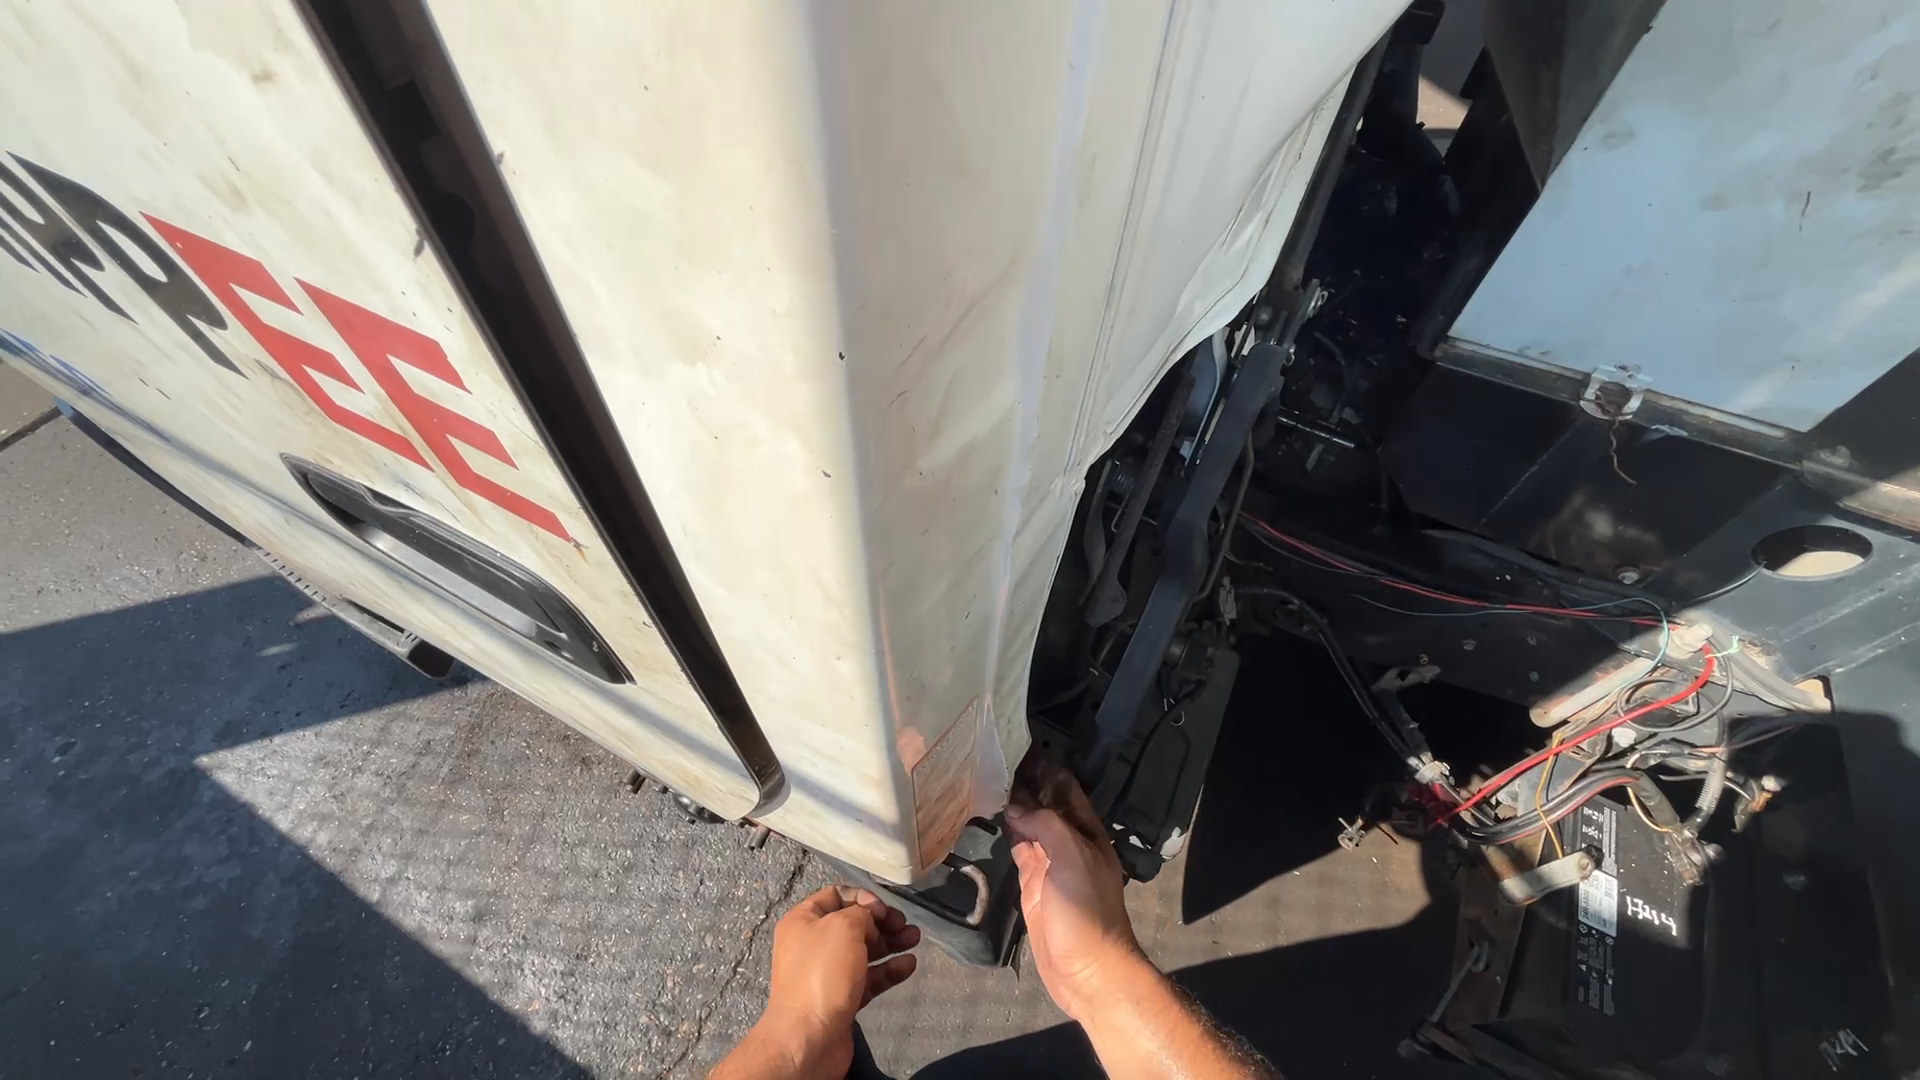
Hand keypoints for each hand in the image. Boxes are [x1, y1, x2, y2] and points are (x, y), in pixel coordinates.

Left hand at [718, 885, 918, 1079]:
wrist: (808, 1040)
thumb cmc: (822, 973)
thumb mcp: (843, 927)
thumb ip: (862, 914)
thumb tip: (870, 921)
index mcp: (803, 921)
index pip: (836, 895)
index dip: (862, 897)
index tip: (882, 908)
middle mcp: (814, 944)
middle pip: (854, 924)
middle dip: (882, 922)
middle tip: (903, 924)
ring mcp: (828, 974)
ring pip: (865, 951)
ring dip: (891, 944)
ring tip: (915, 938)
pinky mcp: (842, 999)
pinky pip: (869, 978)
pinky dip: (888, 970)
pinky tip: (908, 965)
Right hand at [1004, 761, 1151, 1021]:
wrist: (1086, 968)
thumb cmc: (1086, 908)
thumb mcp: (1072, 856)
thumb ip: (1045, 823)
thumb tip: (1014, 805)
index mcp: (1085, 829)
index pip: (1064, 785)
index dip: (1045, 764)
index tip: (1017, 742)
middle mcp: (1067, 838)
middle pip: (1044, 800)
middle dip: (1024, 778)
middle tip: (991, 754)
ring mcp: (1049, 860)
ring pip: (1029, 820)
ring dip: (1012, 800)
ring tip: (985, 775)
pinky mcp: (1032, 880)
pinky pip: (1018, 844)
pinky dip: (1005, 827)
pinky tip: (988, 812)